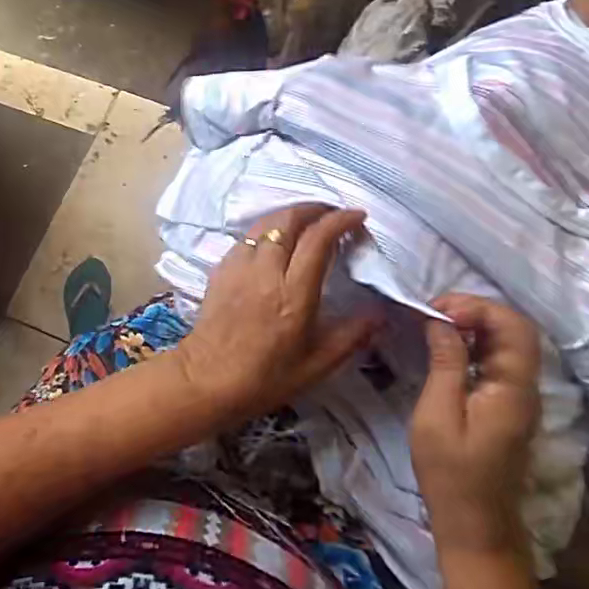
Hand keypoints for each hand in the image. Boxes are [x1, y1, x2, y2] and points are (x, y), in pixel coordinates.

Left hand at [169, 204, 375, 417]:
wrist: (207, 380)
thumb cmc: (266, 377)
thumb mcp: (318, 364)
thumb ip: (353, 335)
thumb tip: (381, 313)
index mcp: (293, 291)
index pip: (318, 239)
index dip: (340, 221)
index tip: (357, 216)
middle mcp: (265, 270)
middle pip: (288, 220)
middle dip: (314, 208)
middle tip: (332, 213)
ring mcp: (239, 266)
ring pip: (265, 224)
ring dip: (288, 216)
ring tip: (306, 222)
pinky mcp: (220, 269)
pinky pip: (246, 238)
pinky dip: (266, 231)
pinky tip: (273, 243)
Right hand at [410, 295, 541, 554]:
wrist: (475, 524)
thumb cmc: (451, 473)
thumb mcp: (437, 415)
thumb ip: (445, 364)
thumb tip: (441, 320)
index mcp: (513, 389)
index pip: (513, 327)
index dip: (477, 307)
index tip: (436, 310)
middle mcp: (524, 388)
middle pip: (515, 329)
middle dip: (475, 309)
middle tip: (433, 311)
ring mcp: (518, 396)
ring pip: (507, 342)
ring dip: (473, 323)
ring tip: (434, 322)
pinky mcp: (505, 404)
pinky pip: (497, 359)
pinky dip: (472, 342)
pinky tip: (445, 345)